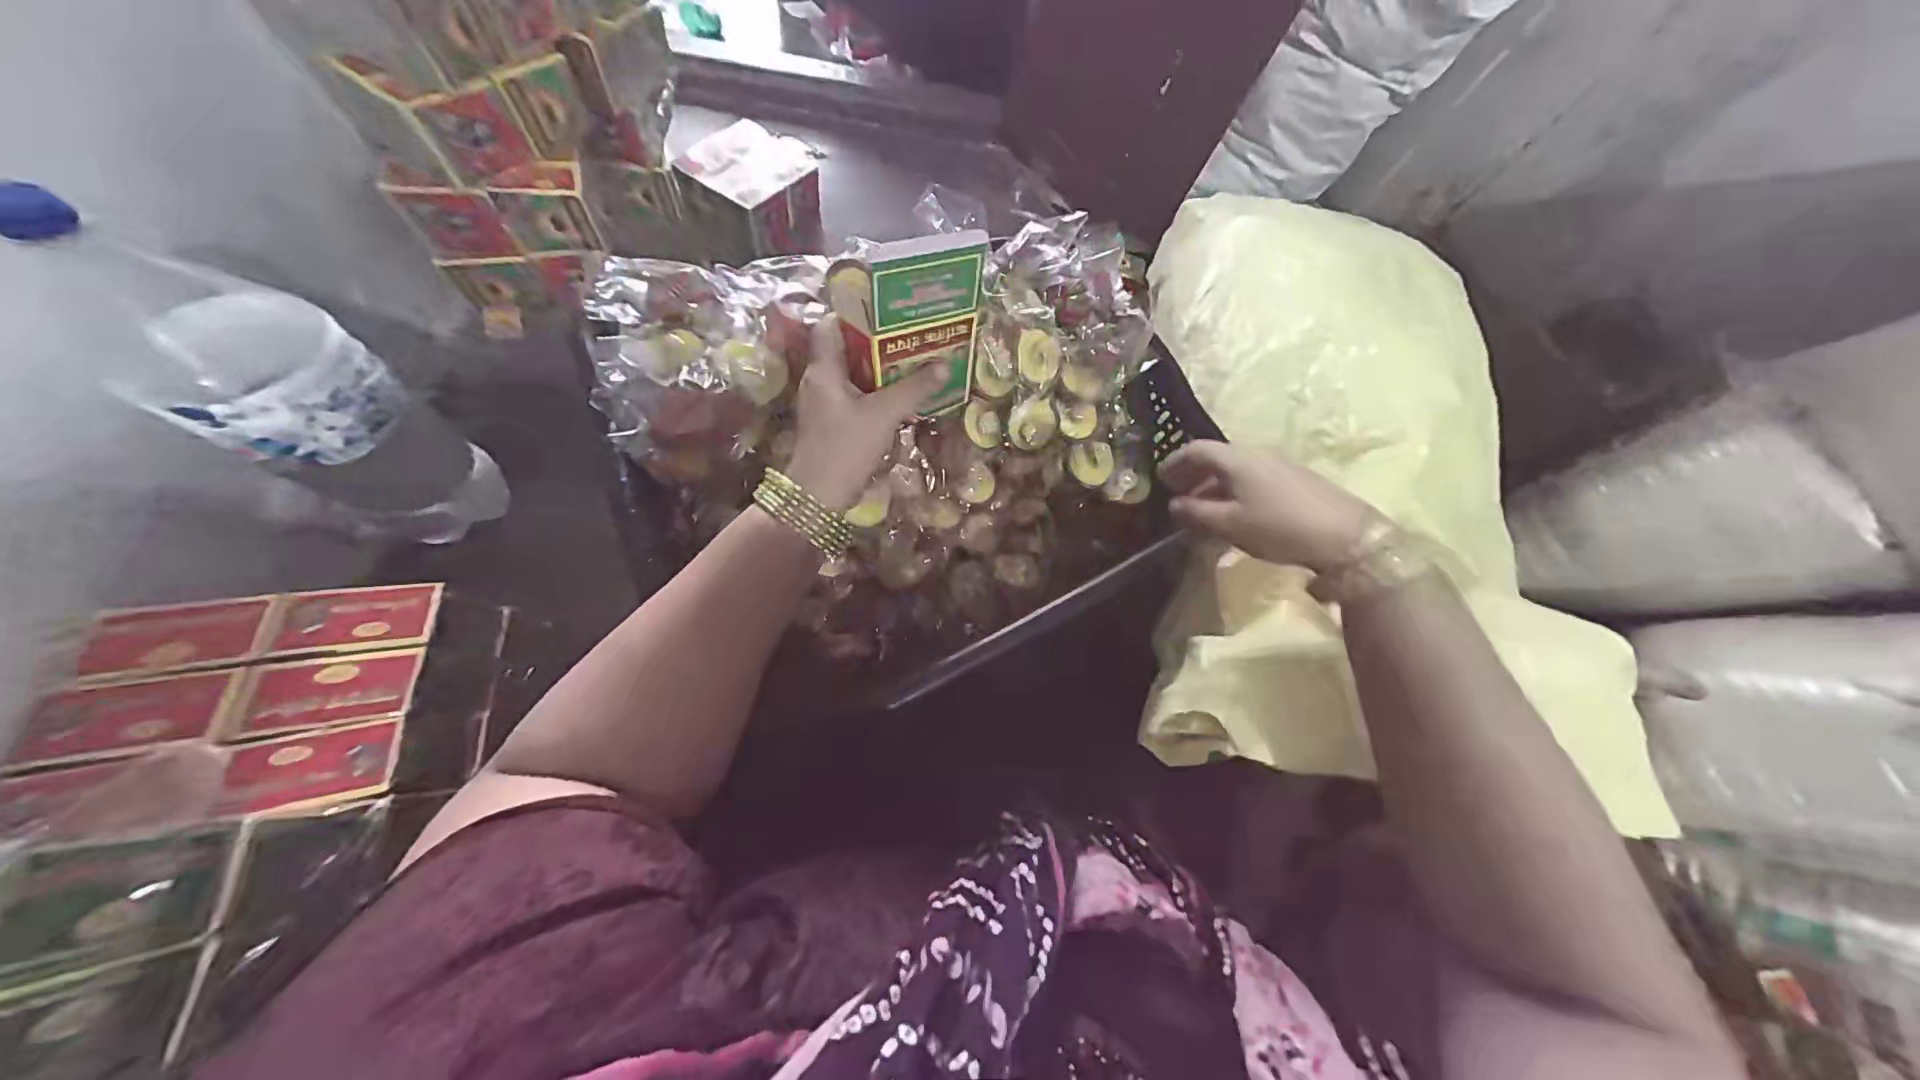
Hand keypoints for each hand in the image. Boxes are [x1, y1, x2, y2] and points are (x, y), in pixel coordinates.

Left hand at [784, 314, 946, 509]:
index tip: (886, 311)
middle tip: (909, 335)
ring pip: (852, 375)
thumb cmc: (845, 447)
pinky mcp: (832, 423)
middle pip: (845, 350)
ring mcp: (824, 404)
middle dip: (876, 342)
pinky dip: (875, 392)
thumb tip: (945, 364)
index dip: (854, 314)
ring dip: (878, 369)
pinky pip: (855, 397)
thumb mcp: (884, 415)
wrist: (819, 496)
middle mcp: (819, 381)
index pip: (830, 326)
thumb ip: (913, 389)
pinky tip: (898, 395)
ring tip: (910, 360)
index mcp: (823, 370)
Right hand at [1158, 441, 1387, 572]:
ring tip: (1202, 511)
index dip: (1175, 462)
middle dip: (1193, 476)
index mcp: (1237, 460)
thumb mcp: (1229, 524)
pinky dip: (1234, 492)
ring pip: (1236, 471)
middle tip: (1178, 496)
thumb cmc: (1278, 527)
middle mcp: (1257, 454)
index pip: (1197, 450)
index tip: (1160, 479)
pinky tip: (1233, 515)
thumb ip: (1197, 513)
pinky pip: (1253, 480)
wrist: (1347, 537)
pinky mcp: (1295, 481)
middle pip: (1217, 458)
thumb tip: (1174, 505)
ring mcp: (1280, 466)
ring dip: (1213, 487)